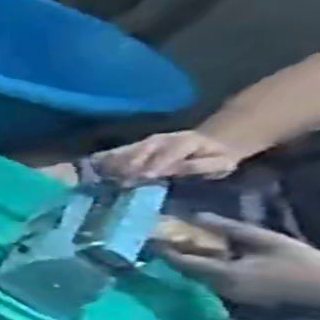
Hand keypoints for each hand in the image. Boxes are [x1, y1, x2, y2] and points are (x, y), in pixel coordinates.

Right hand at [95, 130, 245, 180]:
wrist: (213, 142)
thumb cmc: (217, 157)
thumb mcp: (220, 163)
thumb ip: (201, 166)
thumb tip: (176, 170)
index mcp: (185, 141)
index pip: (169, 152)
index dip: (157, 163)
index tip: (146, 176)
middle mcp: (162, 139)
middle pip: (141, 150)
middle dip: (130, 165)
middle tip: (121, 180)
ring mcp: (146, 141)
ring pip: (127, 151)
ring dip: (115, 164)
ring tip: (105, 177)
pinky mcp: (137, 145)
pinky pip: (120, 152)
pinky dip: (108, 160)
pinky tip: (99, 170)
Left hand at [166, 215, 319, 309]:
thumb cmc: (303, 262)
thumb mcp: (266, 240)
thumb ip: (229, 229)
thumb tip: (195, 216)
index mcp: (224, 275)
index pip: (181, 262)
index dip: (163, 248)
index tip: (148, 235)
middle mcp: (219, 288)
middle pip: (185, 270)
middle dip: (171, 254)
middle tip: (160, 237)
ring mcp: (228, 296)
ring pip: (196, 276)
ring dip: (186, 261)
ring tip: (176, 244)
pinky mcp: (238, 298)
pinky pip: (210, 281)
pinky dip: (201, 268)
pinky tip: (203, 257)